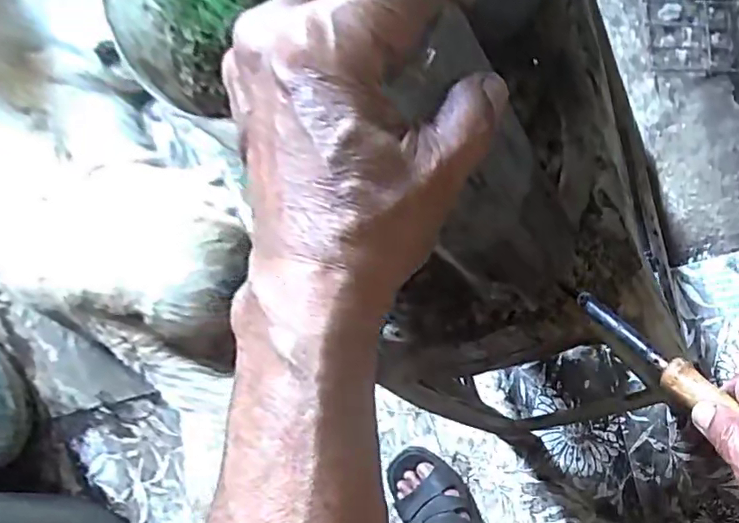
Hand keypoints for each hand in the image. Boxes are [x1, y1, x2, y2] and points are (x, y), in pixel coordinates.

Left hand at [224, 0, 507, 328]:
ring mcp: (251, 55)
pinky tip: (368, 78)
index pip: (393, 0)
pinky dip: (339, 50)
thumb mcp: (435, 177)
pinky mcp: (248, 83)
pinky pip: (300, 40)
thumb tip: (490, 86)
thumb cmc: (372, 233)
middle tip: (440, 37)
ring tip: (412, 60)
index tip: (464, 14)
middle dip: (402, 21)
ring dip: (370, 34)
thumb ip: (468, 119)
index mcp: (320, 46)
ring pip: (325, 16)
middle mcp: (272, 31)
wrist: (314, 279)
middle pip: (353, 4)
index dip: (436, 7)